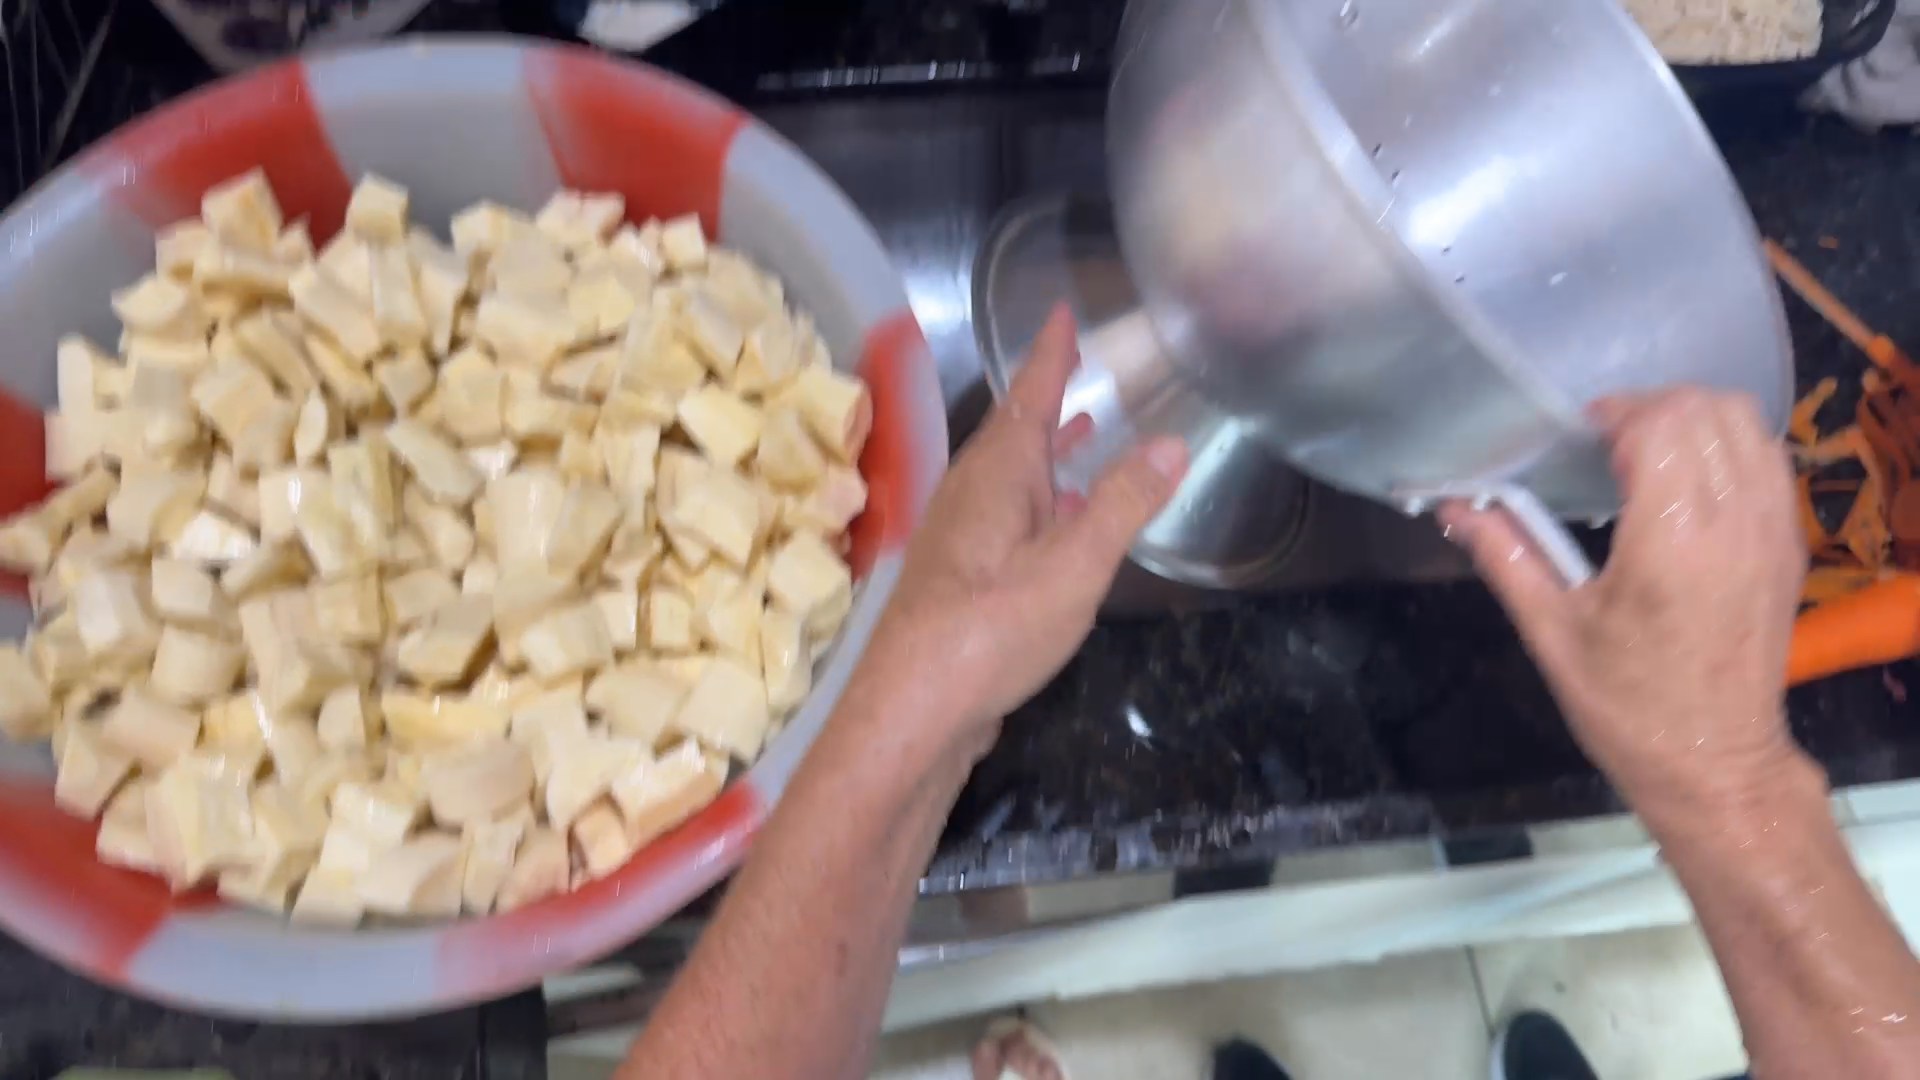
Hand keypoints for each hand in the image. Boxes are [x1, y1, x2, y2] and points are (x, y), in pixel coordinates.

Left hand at [857, 305, 1187, 759]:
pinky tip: (1058, 524)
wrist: (913, 707)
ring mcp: (961, 538)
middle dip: (1049, 400)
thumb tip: (1172, 442)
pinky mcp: (961, 578)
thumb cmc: (993, 627)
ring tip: (1083, 434)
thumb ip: (1122, 504)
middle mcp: (971, 494)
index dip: (1050, 354)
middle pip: (1015, 433)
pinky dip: (1040, 505)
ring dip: (1047, 454)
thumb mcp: (1074, 566)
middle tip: (1078, 369)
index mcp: (997, 475)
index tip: (1061, 313)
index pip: (1029, 396)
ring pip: (1012, 479)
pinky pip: (1009, 520)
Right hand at [1440, 389, 1810, 822]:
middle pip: (1715, 412)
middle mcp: (1736, 524)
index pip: (1666, 428)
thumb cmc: (1619, 696)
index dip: (1616, 413)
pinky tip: (1672, 484)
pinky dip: (1719, 449)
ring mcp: (1774, 533)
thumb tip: (1452, 506)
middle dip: (1651, 407)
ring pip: (1750, 429)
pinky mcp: (1786, 547)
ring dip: (1689, 423)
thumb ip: (1503, 553)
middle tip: (1596, 440)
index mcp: (1673, 542)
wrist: (1710, 757)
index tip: (1572, 434)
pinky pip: (1765, 462)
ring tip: (1633, 454)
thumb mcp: (1546, 626)